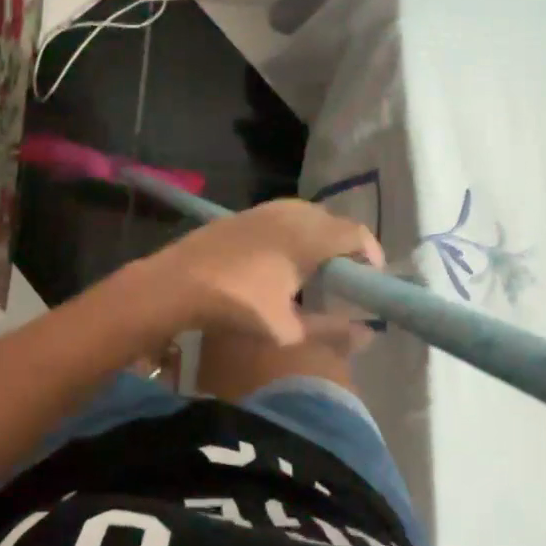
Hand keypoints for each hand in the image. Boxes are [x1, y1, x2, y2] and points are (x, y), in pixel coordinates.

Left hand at [142, 199, 383, 344]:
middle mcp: (289, 215)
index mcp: (308, 237)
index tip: (371, 277)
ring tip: (313, 265)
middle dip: (343, 242)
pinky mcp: (237, 215)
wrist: (175, 284)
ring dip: (315, 233)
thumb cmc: (236, 306)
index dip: (369, 252)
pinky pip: (277, 216)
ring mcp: (260, 211)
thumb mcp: (287, 330)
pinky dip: (289, 231)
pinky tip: (279, 257)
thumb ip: (330, 331)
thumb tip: (367, 334)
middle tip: (344, 273)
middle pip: (330, 219)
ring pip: (302, 213)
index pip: (354, 233)